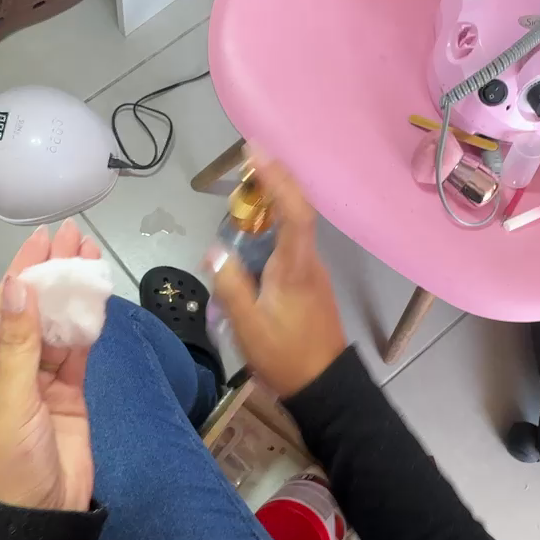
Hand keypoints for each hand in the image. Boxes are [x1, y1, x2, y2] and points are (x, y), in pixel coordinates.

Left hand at [0, 222, 103, 511]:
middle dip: (50, 274)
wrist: (39, 519)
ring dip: (72, 294)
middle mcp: (6, 368)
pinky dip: (87, 326)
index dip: (23, 272)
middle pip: (32, 311)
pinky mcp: (68, 393)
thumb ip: (20, 343)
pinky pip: (77, 352)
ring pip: (57, 327)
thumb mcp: (8, 401)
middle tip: (72, 236)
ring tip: (88, 256)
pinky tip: (96, 298)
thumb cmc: (8, 464)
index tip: (42, 240)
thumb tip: (23, 288)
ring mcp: (39, 380)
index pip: (3, 310)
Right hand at [207, 158, 347, 396]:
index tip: (256, 153)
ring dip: (270, 207)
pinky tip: (249, 242)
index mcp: (295, 267)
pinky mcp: (308, 284)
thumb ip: (231, 285)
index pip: (293, 212)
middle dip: (273, 182)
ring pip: (291, 229)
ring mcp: (311, 273)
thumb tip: (214, 250)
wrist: (325, 386)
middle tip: (247, 164)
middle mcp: (308, 262)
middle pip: (295, 211)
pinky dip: (270, 232)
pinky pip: (288, 246)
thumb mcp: (249, 326)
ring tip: (241, 198)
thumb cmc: (286, 356)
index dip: (277, 180)